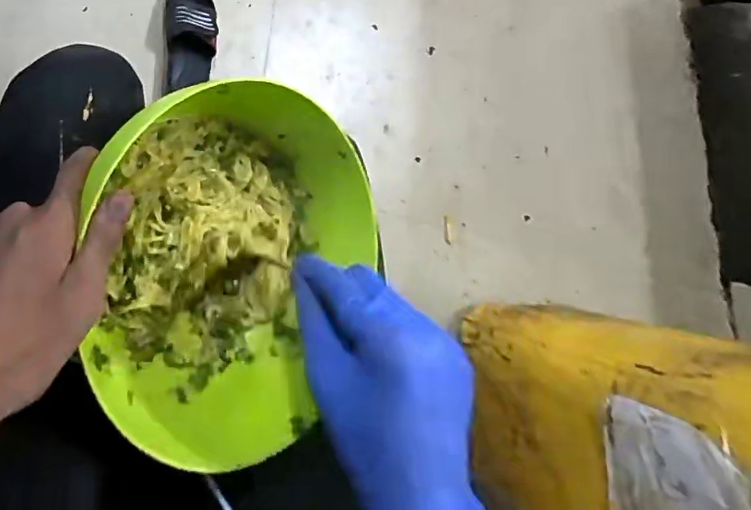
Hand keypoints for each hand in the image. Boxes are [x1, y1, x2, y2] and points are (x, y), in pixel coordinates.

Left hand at [0, 146, 132, 433]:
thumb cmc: (23, 348)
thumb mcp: (77, 304)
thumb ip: (101, 244)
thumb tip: (122, 194)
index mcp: (46, 224)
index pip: (73, 174)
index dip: (89, 164)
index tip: (101, 161)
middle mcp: (11, 215)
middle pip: (48, 215)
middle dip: (61, 240)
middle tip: (64, 291)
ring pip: (20, 233)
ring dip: (30, 256)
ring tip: (26, 308)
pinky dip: (3, 266)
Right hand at [294, 255, 481, 509]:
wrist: (422, 492)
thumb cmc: (363, 436)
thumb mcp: (325, 375)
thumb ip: (312, 319)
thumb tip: (300, 277)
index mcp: (386, 331)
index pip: (341, 283)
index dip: (315, 271)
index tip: (295, 263)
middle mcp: (419, 324)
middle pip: (368, 281)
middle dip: (340, 286)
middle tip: (318, 304)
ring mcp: (441, 338)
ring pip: (389, 297)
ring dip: (365, 304)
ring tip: (349, 333)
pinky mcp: (454, 354)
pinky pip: (410, 318)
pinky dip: (388, 324)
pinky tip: (380, 352)